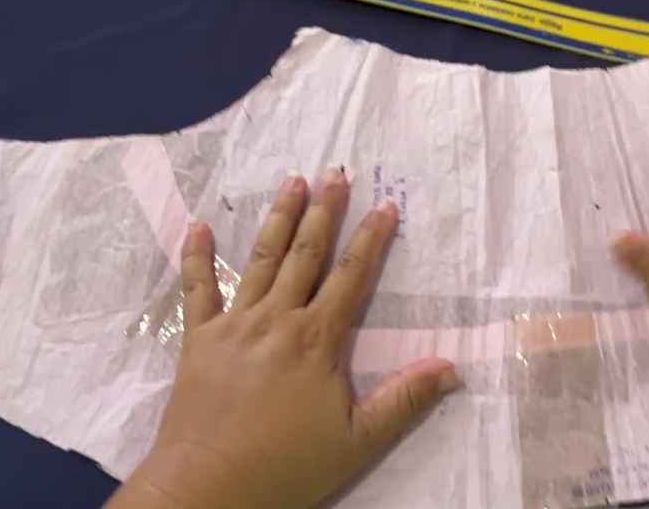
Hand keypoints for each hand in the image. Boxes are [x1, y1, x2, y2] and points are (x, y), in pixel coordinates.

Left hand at [109, 168, 461, 508]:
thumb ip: (404, 400)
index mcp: (317, 338)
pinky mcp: (199, 338)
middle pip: (306, 253)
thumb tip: (452, 366)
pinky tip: (197, 225)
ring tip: (291, 180)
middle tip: (334, 171)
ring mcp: (235, 324)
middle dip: (324, 210)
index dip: (371, 237)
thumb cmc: (286, 468)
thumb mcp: (357, 441)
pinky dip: (197, 257)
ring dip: (278, 217)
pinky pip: (197, 290)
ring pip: (261, 259)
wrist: (207, 494)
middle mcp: (278, 318)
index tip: (385, 203)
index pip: (352, 275)